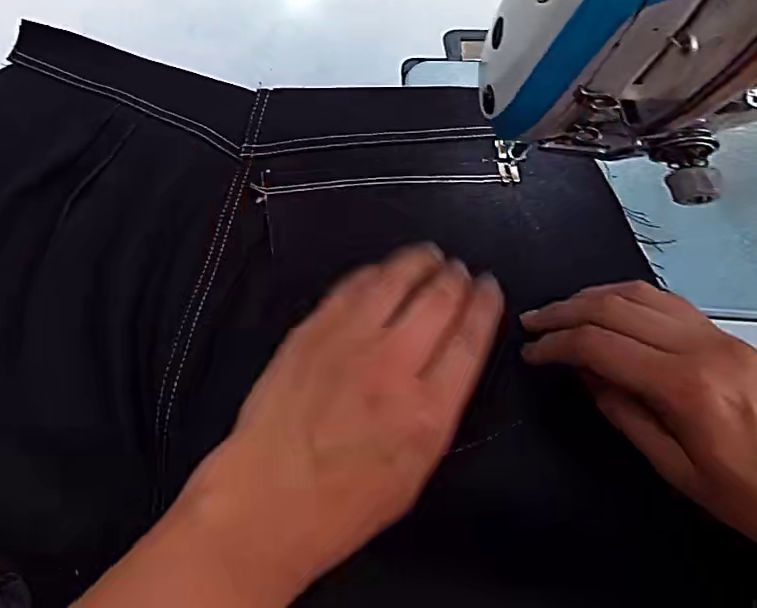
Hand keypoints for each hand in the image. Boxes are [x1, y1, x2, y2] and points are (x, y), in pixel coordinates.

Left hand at [163, 245, 503, 602]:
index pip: (470, 337)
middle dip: (457, 277)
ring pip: (398, 278)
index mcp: (428, 409)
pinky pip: (355, 283)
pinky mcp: (315, 327)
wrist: (266, 501)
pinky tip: (386, 268)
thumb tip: (453, 357)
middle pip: (440, 299)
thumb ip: (440, 407)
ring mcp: (351, 339)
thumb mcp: (416, 469)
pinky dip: (378, 270)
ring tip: (431, 255)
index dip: (485, 303)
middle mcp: (395, 364)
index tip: (490, 287)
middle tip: (461, 269)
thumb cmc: (347, 502)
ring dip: (421, 261)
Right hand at [521, 282, 756, 607]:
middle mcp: (700, 345)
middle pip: (616, 306)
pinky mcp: (729, 335)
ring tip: (565, 309)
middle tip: (535, 321)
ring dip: (596, 295)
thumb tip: (586, 376)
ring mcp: (718, 334)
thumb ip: (626, 415)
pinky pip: (668, 301)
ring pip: (641, 293)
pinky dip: (630, 297)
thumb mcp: (680, 473)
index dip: (557, 344)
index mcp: (686, 385)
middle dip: (567, 310)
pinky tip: (615, 308)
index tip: (530, 350)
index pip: (601, 344)